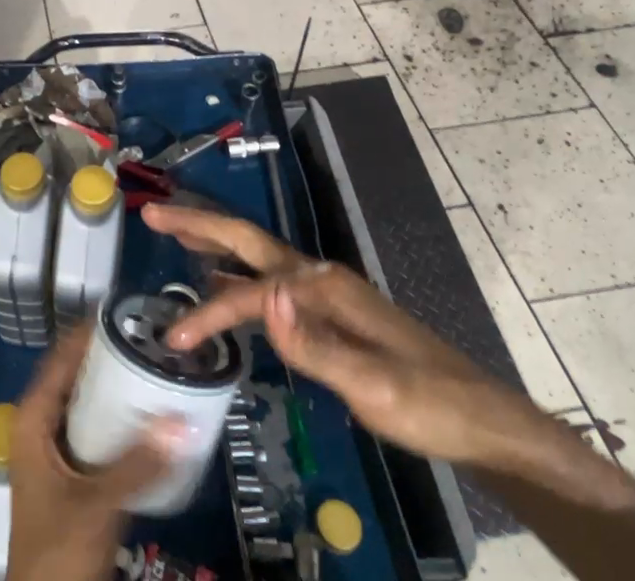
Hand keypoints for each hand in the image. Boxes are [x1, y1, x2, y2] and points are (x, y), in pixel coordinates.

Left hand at [6, 325, 180, 580]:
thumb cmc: (57, 549)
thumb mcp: (96, 504)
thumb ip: (138, 464)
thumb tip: (182, 420)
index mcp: (31, 424)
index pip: (58, 362)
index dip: (84, 335)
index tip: (121, 311)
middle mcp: (41, 431)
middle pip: (75, 381)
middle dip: (110, 360)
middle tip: (152, 338)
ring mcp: (58, 455)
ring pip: (89, 407)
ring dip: (118, 390)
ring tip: (159, 366)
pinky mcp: (76, 477)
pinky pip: (100, 434)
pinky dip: (123, 422)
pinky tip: (154, 417)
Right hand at [143, 204, 572, 476]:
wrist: (481, 422)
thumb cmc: (429, 406)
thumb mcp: (374, 385)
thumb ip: (315, 345)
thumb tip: (264, 299)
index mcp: (328, 290)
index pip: (252, 293)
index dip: (209, 314)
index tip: (175, 342)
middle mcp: (323, 280)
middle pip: (250, 243)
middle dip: (200, 226)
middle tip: (152, 214)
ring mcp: (327, 296)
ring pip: (258, 260)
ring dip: (215, 245)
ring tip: (174, 235)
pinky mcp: (330, 316)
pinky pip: (269, 286)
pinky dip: (236, 278)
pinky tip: (221, 286)